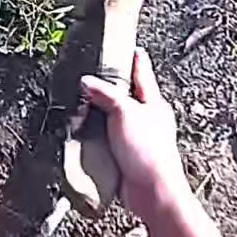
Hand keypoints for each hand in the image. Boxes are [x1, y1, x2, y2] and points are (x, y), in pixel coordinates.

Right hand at [79, 48, 191, 225]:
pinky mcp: (126, 152)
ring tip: (82, 99)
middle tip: (89, 72)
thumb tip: (87, 82)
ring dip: (100, 109)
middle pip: (125, 91)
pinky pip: (108, 135)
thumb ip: (106, 94)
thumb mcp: (124, 113)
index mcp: (152, 100)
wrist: (154, 195)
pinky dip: (97, 131)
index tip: (117, 42)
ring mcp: (136, 134)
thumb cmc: (148, 152)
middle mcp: (146, 115)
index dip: (129, 54)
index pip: (141, 68)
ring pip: (115, 113)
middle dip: (108, 83)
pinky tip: (85, 129)